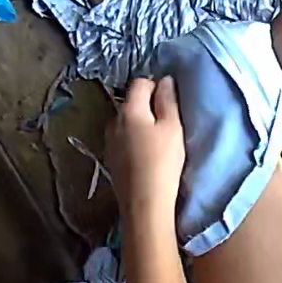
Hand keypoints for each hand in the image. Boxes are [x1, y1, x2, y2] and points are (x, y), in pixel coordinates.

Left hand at [108, 77, 185, 225]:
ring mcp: (109, 141)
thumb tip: (164, 80)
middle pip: (131, 102)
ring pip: (126, 122)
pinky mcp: (110, 158)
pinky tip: (146, 155)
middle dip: (148, 106)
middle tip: (168, 123)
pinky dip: (134, 140)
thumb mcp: (173, 127)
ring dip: (140, 124)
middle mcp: (113, 121)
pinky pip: (123, 139)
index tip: (171, 102)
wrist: (144, 202)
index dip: (157, 87)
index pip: (140, 83)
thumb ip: (168, 101)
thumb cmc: (163, 161)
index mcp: (129, 110)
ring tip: (157, 141)